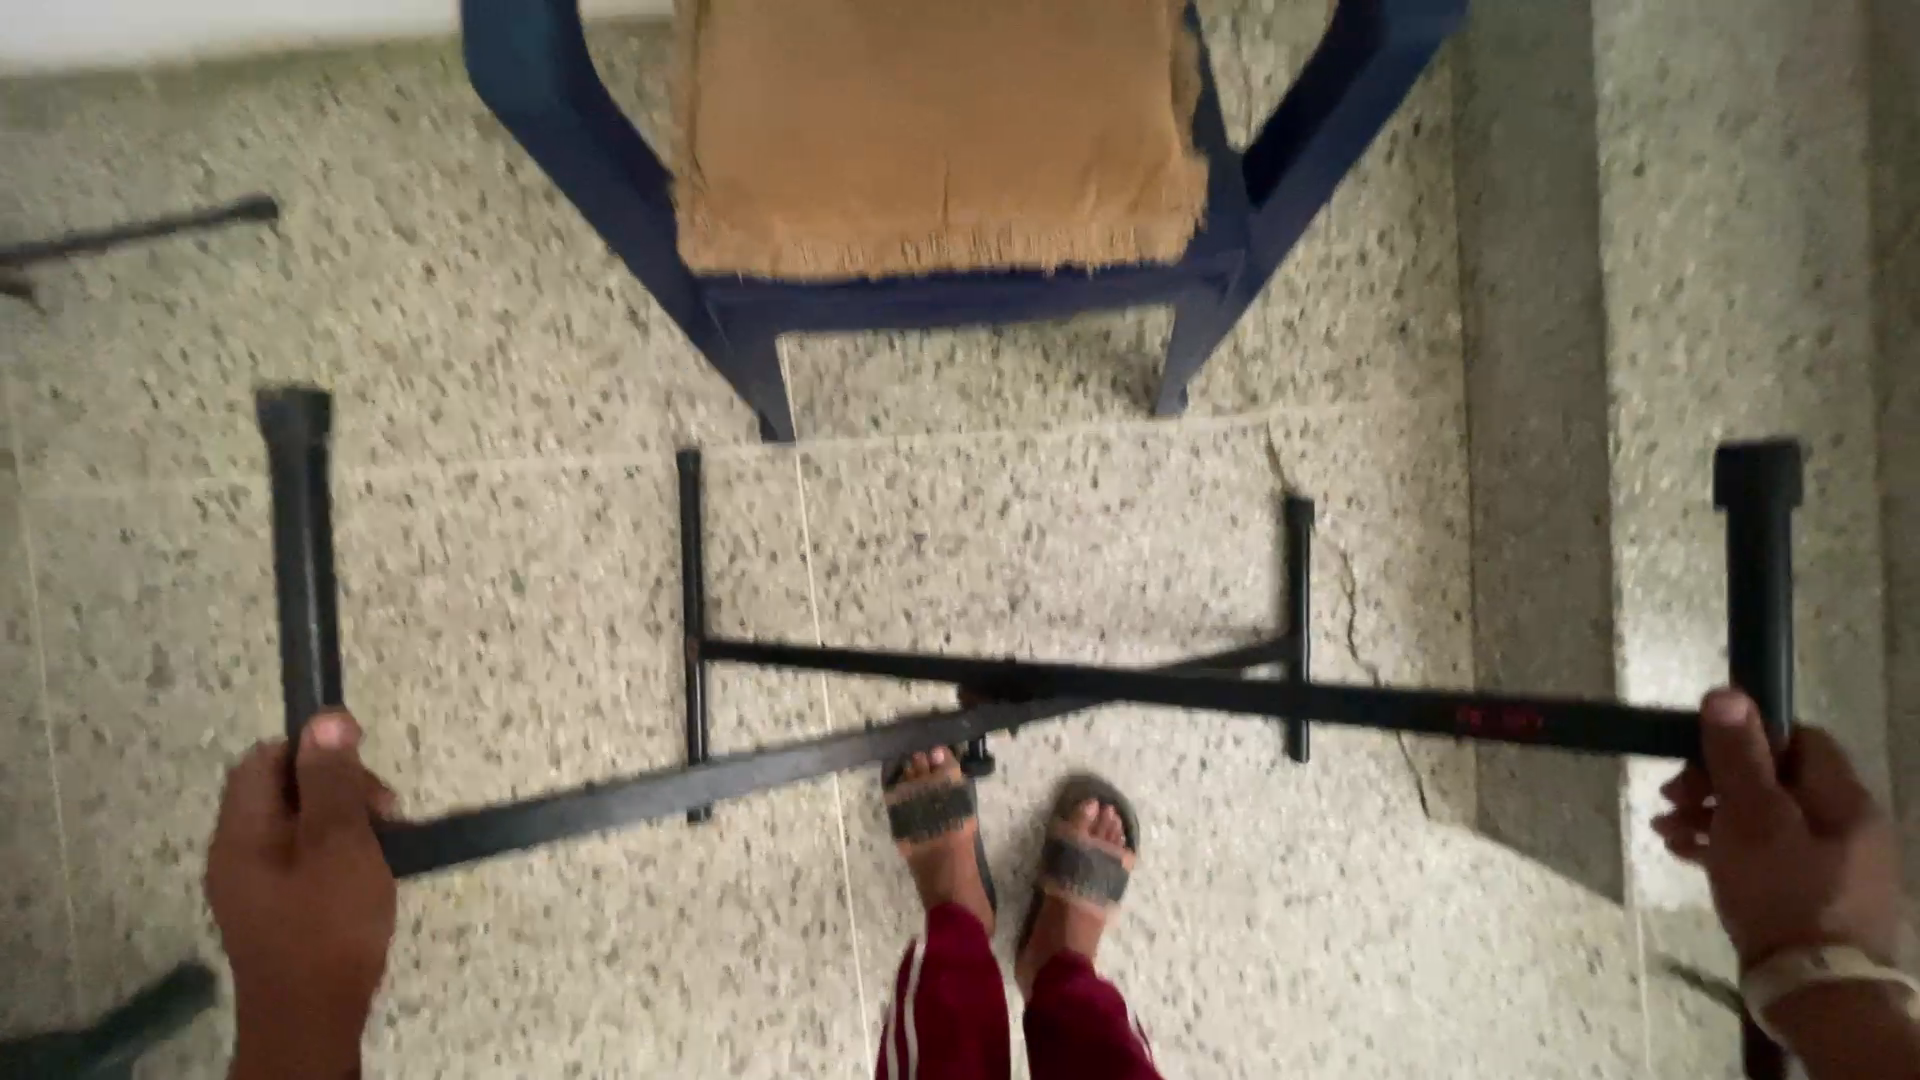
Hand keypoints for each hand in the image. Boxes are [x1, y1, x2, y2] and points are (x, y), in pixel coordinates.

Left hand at [205, 711, 397, 1076]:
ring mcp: (260, 879)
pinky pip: (311, 849)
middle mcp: (240, 852)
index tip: (365, 767)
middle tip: (385, 809)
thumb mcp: (340, 845)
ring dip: (349, 815)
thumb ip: (334, 783)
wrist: (315, 1013)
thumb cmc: (329, 923)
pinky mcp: (283, 900)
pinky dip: (345, 844)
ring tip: (386, 838)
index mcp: (242, 835)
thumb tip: (327, 718)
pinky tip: (373, 864)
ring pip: (305, 819)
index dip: (314, 749)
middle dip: (341, 784)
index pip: (264, 761)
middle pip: (287, 787)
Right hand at [1654, 689, 1900, 968]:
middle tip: (1670, 793)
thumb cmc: (1782, 888)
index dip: (1746, 736)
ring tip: (1664, 827)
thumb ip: (1738, 755)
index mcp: (1841, 801)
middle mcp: (1842, 824)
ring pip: (1755, 812)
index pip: (1799, 740)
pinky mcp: (1803, 886)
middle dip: (1711, 778)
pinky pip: (1755, 847)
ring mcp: (1825, 858)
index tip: (1698, 751)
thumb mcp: (1751, 815)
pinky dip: (1716, 841)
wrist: (1814, 983)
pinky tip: (1681, 850)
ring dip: (1704, 810)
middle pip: (1769, 777)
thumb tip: (1727, 692)